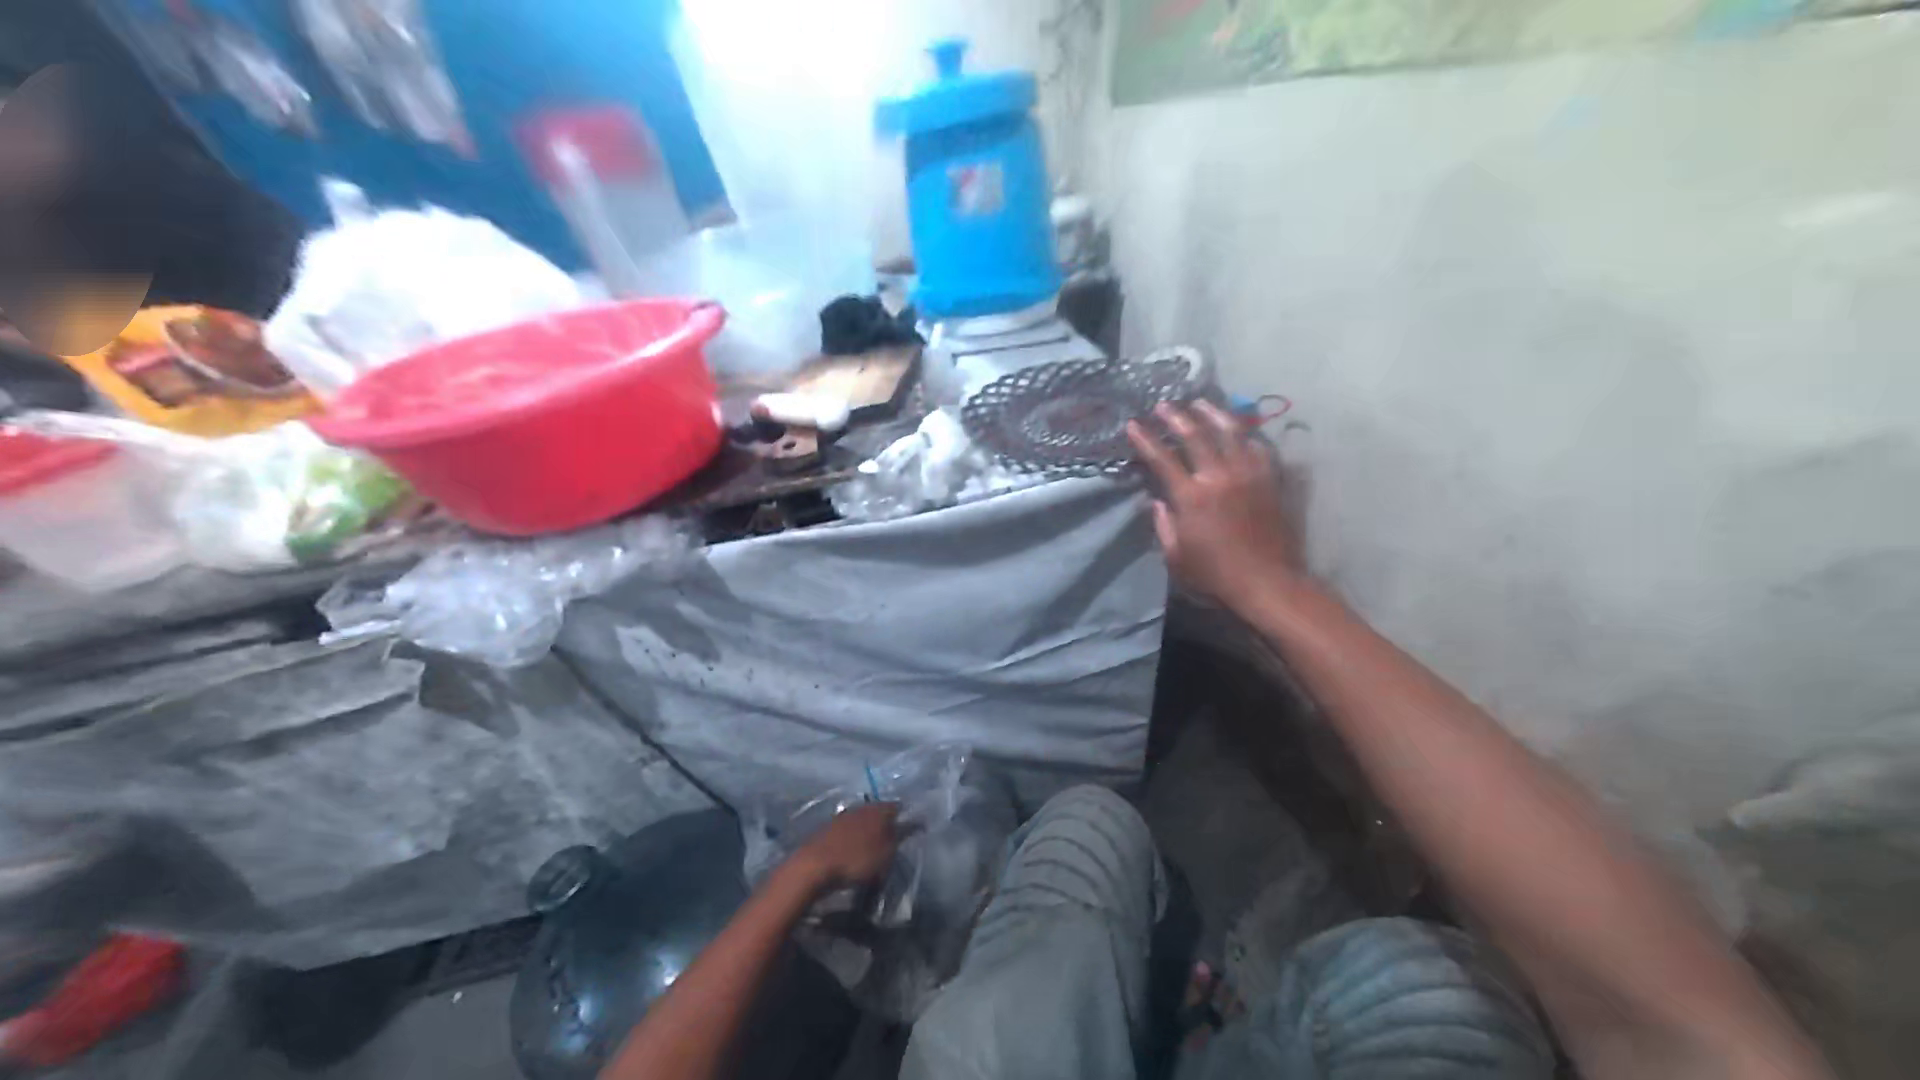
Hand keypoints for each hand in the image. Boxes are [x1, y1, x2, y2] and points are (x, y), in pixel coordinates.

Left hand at [789, 803, 899, 891]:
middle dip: (886, 822)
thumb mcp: (886, 854)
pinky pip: (848, 829)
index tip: (914, 829)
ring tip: (873, 845)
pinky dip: (854, 837)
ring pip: (863, 819)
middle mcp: (862, 806)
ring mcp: (843, 816)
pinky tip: (854, 848)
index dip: (907, 817)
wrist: (814, 866)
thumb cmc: (856, 860)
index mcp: (879, 810)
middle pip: (879, 811)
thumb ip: (898, 837)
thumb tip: (910, 824)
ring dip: (868, 829)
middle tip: (893, 838)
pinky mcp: (828, 828)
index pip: (898, 807)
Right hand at [1128, 401, 1303, 609]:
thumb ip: (1164, 525)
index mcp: (1191, 497)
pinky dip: (1246, 435)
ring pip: (1230, 432)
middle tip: (1164, 405)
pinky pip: (1259, 447)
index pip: (1162, 459)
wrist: (1267, 583)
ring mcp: (1249, 475)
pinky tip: (1238, 431)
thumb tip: (1158, 501)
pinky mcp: (1271, 480)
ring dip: (1213, 414)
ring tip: (1201, 403)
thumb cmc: (1215, 575)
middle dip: (1175, 417)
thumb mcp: (1175, 556)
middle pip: (1195, 435)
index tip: (1133, 424)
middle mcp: (1219, 477)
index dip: (1145, 439)